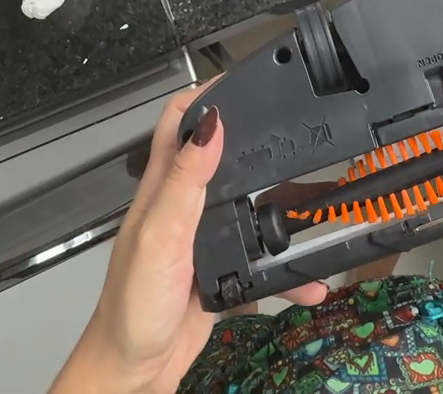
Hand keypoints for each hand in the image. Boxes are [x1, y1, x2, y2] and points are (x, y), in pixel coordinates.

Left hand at [50, 85, 328, 393]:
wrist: (135, 371)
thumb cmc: (131, 306)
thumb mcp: (160, 236)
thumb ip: (185, 181)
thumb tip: (211, 126)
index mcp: (163, 185)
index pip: (179, 119)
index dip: (204, 93)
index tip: (238, 78)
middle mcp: (183, 203)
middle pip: (220, 152)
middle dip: (253, 137)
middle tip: (287, 127)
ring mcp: (202, 234)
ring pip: (247, 202)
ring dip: (279, 202)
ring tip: (311, 195)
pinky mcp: (219, 267)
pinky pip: (259, 255)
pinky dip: (284, 266)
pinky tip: (305, 277)